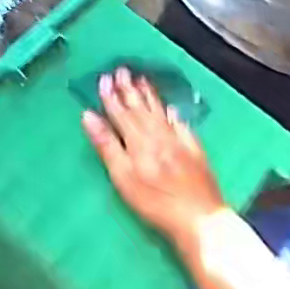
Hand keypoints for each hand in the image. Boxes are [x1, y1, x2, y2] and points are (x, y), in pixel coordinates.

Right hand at [83, 68, 225, 244]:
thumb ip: (106, 144)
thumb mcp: (122, 177)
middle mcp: (158, 135)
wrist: (200, 218)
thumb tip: (89, 116)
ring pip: (159, 112)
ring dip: (149, 95)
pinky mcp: (194, 150)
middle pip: (140, 108)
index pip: (120, 113)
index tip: (104, 78)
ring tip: (141, 79)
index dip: (111, 96)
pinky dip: (172, 114)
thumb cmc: (154, 202)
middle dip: (129, 89)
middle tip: (122, 70)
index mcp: (137, 141)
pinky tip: (170, 108)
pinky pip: (180, 125)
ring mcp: (178, 141)